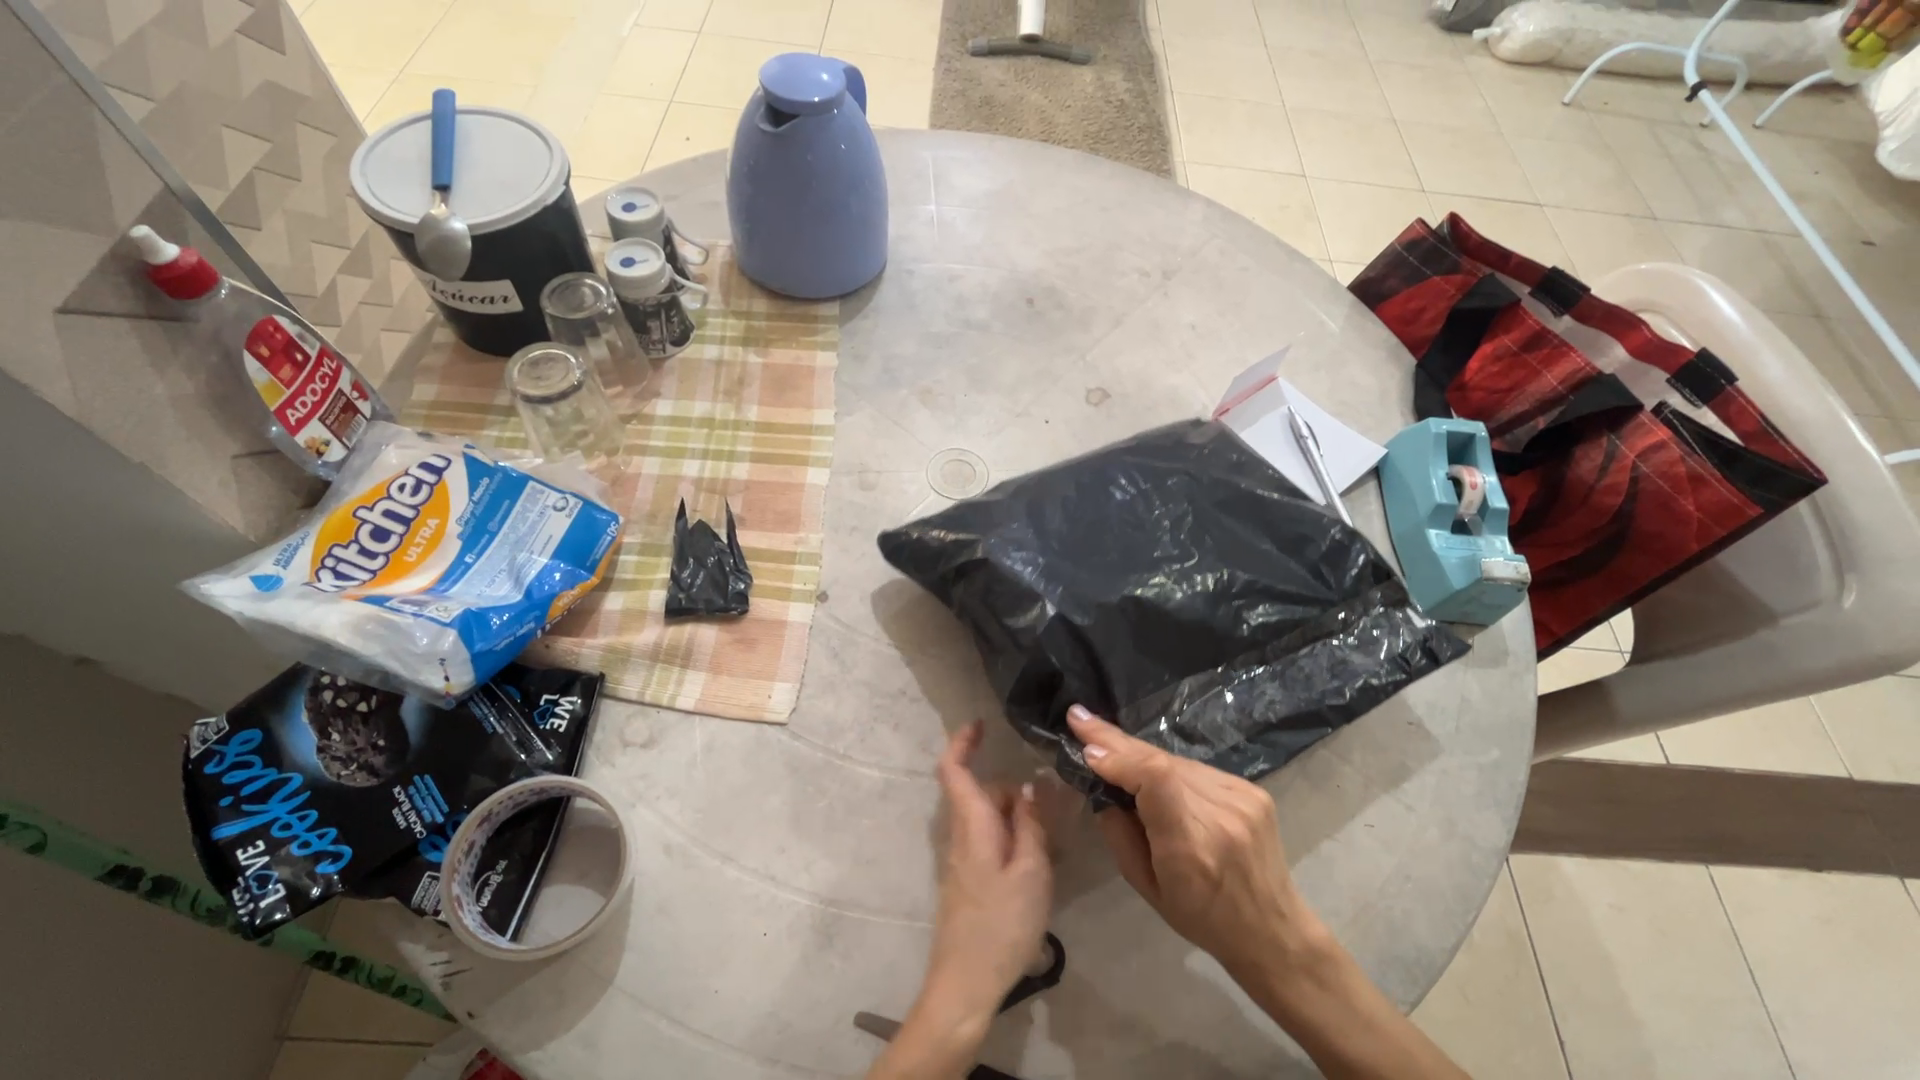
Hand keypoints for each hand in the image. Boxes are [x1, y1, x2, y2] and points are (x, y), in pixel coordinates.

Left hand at [920, 721, 1053, 1029]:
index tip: (982, 723)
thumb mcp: (1030, 871)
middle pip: (982, 795)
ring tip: (1048, 848)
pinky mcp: (968, 882)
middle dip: (1013, 794)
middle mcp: (960, 837)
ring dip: (1017, 822)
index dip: (963, 742)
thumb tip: (1029, 787)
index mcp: (972, 825)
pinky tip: (1036, 869)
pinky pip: (990, 844)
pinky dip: (1012, 842)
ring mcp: (962, 861)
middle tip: (1050, 814)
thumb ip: (1030, 826)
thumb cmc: (1002, 924)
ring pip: (989, 821)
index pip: (954, 770)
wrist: (966, 983)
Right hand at [1066, 704, 1322, 976]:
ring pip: (1177, 761)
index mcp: (1190, 846)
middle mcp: (1219, 814)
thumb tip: (1099, 783)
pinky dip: (1169, 768)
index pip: (1156, 781)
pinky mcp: (1252, 791)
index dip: (1120, 757)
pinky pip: (1197, 769)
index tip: (1087, 748)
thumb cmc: (1200, 918)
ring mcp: (1241, 798)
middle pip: (1162, 761)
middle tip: (1080, 719)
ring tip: (1106, 742)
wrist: (1271, 929)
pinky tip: (1151, 771)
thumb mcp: (1146, 887)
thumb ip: (1118, 833)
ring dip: (1139, 753)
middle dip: (1116, 740)